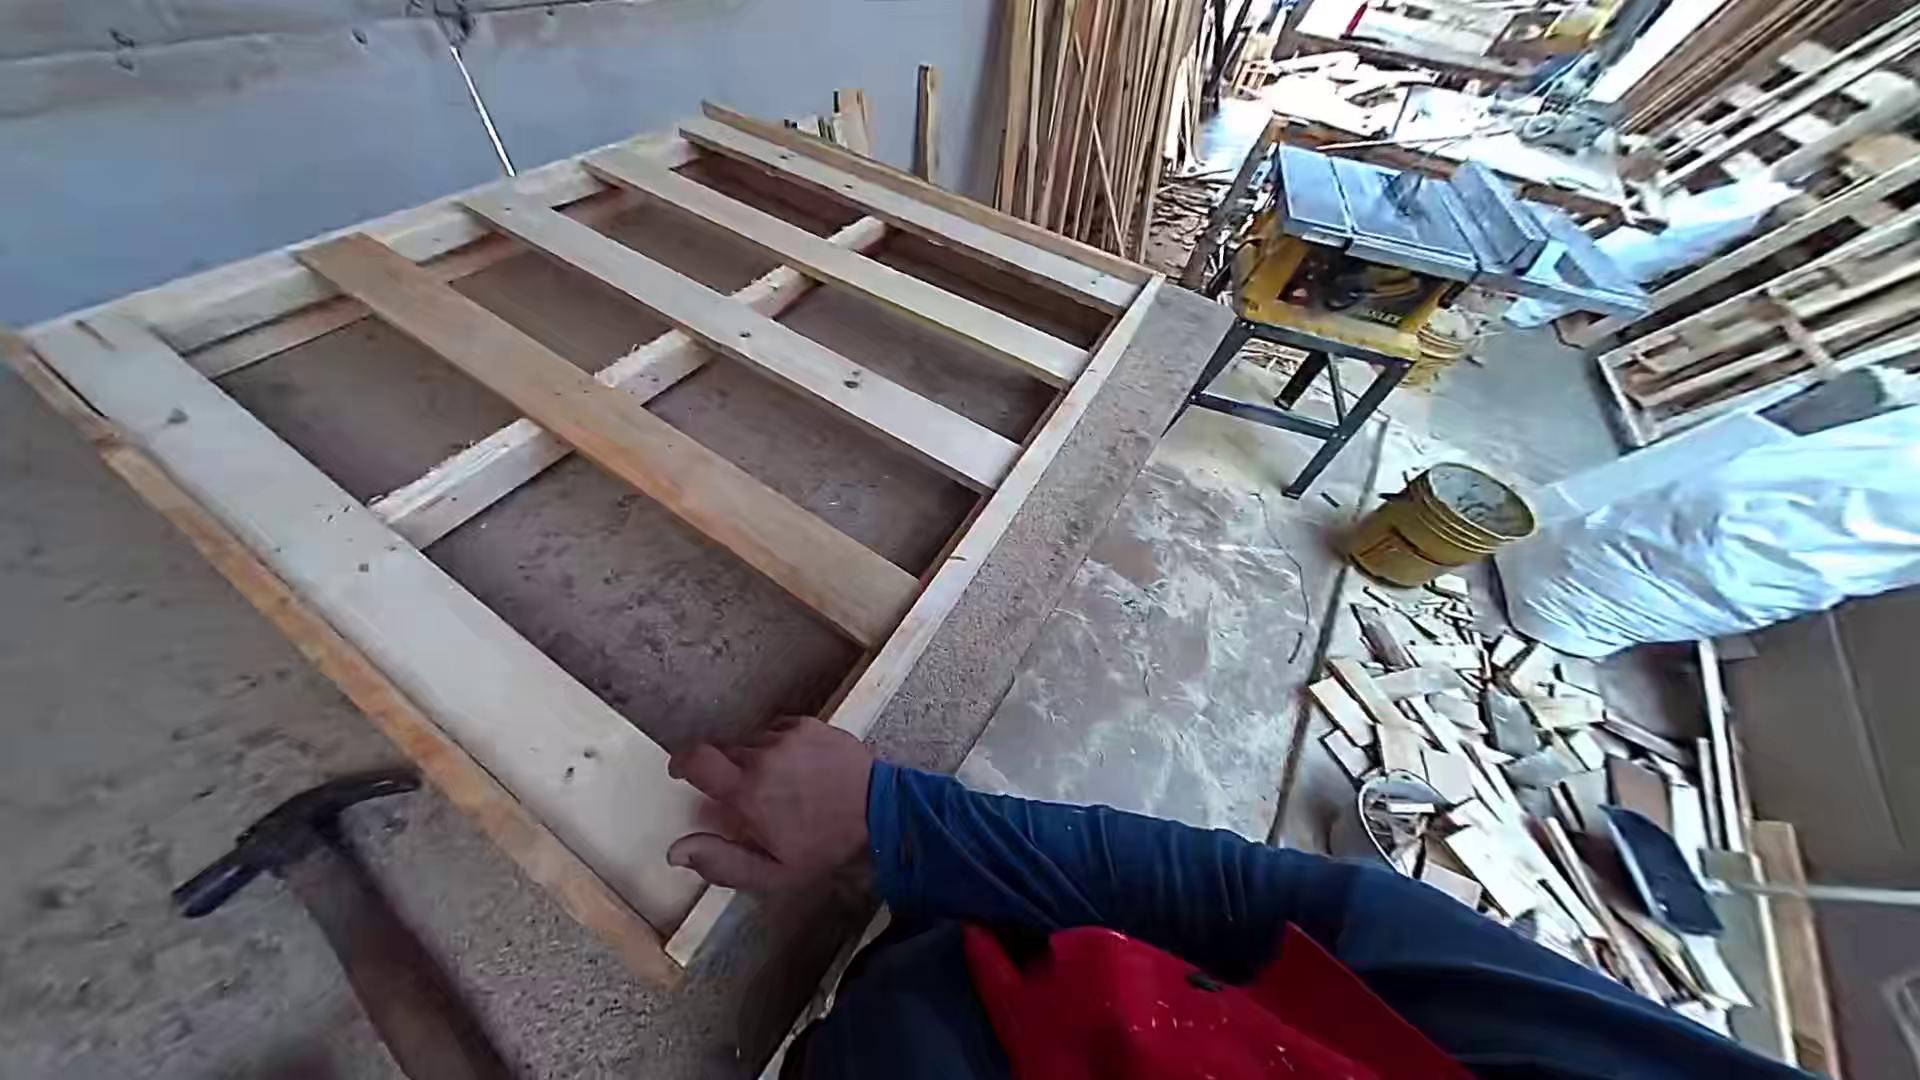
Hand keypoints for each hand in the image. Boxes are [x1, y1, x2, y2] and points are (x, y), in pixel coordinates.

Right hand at [666, 716, 873, 890]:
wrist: (876, 811)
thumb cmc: (823, 846)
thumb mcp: (772, 872)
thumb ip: (720, 861)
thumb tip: (674, 850)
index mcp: (748, 792)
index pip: (696, 759)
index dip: (681, 760)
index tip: (682, 770)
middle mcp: (764, 755)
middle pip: (723, 750)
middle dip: (726, 770)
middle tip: (748, 794)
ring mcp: (788, 735)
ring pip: (752, 739)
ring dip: (754, 757)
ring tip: (779, 781)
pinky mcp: (809, 723)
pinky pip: (778, 729)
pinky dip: (778, 744)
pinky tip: (797, 765)